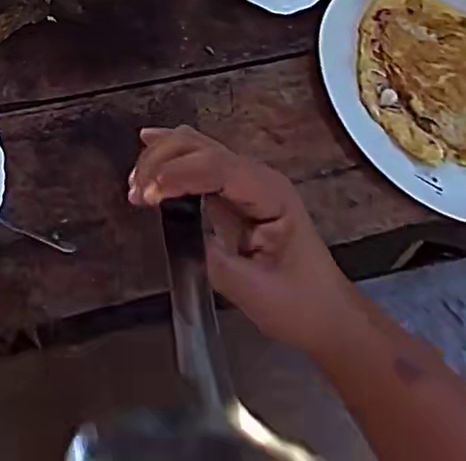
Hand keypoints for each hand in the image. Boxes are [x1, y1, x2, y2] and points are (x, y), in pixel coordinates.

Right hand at [128, 126, 355, 351]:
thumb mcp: (254, 291)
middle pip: (201, 147)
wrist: (329, 318)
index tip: (149, 194)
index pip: (218, 167)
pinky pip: (195, 162)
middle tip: (136, 191)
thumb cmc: (301, 306)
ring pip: (195, 146)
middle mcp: (257, 177)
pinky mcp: (231, 191)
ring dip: (161, 158)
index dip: (179, 174)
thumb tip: (178, 234)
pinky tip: (148, 155)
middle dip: (162, 161)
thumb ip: (213, 258)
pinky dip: (168, 160)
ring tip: (136, 183)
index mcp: (271, 194)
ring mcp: (244, 181)